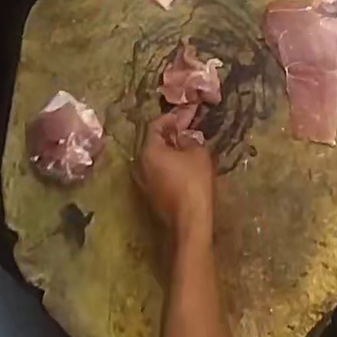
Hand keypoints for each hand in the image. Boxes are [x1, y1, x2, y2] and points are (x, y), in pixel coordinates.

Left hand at [135, 123, 214, 246]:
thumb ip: (189, 139)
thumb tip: (184, 137)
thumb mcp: (197, 153)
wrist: (189, 221)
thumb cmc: (194, 182)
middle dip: (169, 133)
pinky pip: (156, 171)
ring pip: (154, 158)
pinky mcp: (149, 195)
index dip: (170, 118)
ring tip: (186, 144)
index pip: (155, 126)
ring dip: (168, 149)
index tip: (184, 115)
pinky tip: (182, 163)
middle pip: (152, 142)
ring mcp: (142, 182)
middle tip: (186, 127)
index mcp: (148, 151)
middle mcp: (139, 165)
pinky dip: (167, 163)